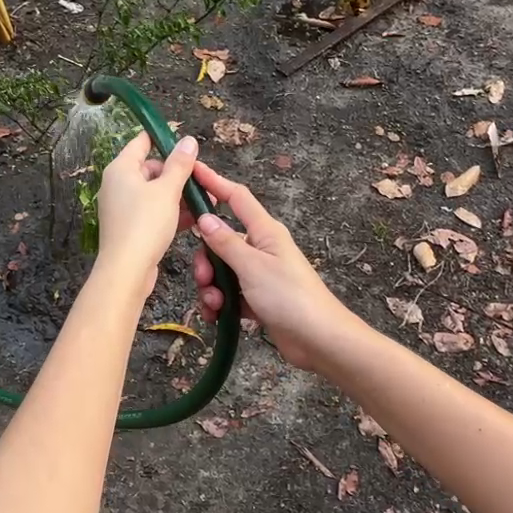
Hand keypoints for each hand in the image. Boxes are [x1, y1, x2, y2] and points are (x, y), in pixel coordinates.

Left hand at [94, 132, 200, 290]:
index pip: (141, 142)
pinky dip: (170, 212)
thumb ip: (180, 164)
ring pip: (154, 193)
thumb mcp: (167, 190)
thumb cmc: (145, 224)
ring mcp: (122, 207)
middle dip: (177, 174)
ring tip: (205, 201)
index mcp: (121, 168)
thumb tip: (188, 140)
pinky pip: (152, 212)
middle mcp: (117, 184)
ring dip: (178, 195)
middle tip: (202, 180)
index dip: (163, 138)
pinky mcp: (129, 227)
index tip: (186, 143)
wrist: (127, 270)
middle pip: (151, 169)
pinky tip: (193, 219)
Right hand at [188, 161, 361, 371]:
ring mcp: (259, 274)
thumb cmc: (291, 298)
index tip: (192, 171)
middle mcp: (261, 248)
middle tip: (205, 279)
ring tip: (216, 304)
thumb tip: (204, 219)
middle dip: (206, 261)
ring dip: (211, 287)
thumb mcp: (252, 267)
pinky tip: (217, 317)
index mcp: (265, 231)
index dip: (214, 183)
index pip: (235, 198)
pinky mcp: (257, 298)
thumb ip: (226, 243)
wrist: (320, 341)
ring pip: (222, 271)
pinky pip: (229, 294)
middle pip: (220, 241)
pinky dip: (220, 304)